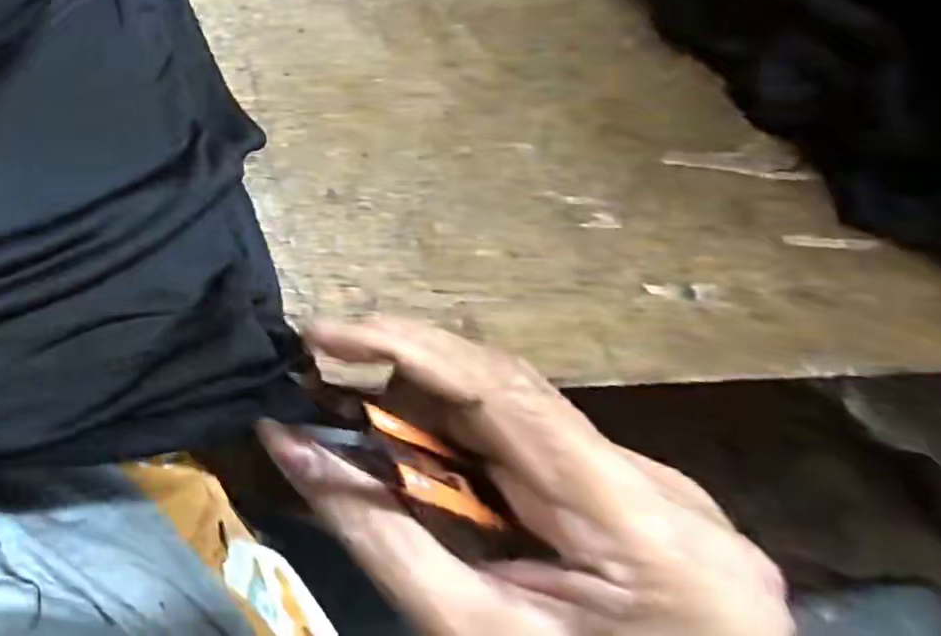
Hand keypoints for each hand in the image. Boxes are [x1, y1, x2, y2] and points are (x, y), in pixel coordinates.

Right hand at [258, 318, 790, 635]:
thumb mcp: (467, 634)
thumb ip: (371, 528)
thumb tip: (281, 437)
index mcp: (647, 529)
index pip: (503, 389)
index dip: (401, 345)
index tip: (316, 335)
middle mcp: (659, 491)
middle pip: (503, 391)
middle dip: (399, 375)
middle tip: (317, 375)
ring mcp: (651, 497)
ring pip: (508, 413)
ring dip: (420, 410)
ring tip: (348, 419)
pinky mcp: (630, 510)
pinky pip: (522, 449)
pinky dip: (453, 446)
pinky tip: (409, 461)